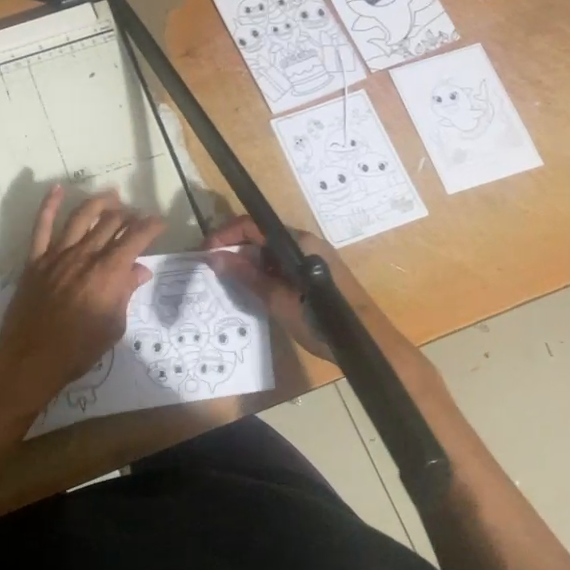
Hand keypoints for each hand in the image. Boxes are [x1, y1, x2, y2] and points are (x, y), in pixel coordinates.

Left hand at [0, 187, 164, 405]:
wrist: (32, 357)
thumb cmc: (79, 349)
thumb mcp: (113, 325)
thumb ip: (125, 293)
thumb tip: (139, 270)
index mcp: (108, 272)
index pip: (135, 238)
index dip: (150, 226)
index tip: (159, 222)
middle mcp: (84, 255)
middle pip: (110, 223)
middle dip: (128, 214)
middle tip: (137, 215)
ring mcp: (57, 255)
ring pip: (80, 217)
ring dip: (98, 202)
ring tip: (112, 195)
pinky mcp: (35, 260)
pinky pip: (42, 226)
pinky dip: (49, 205)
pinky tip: (56, 189)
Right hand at [201, 216, 338, 358]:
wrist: (364, 343)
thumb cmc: (320, 320)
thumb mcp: (277, 300)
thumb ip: (246, 276)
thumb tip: (214, 257)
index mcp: (298, 242)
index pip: (253, 225)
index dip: (225, 235)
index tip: (205, 253)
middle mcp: (306, 243)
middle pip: (261, 236)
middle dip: (234, 249)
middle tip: (213, 269)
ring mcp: (312, 257)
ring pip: (270, 251)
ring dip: (248, 262)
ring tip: (229, 281)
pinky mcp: (316, 272)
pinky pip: (282, 263)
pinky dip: (264, 271)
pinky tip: (254, 289)